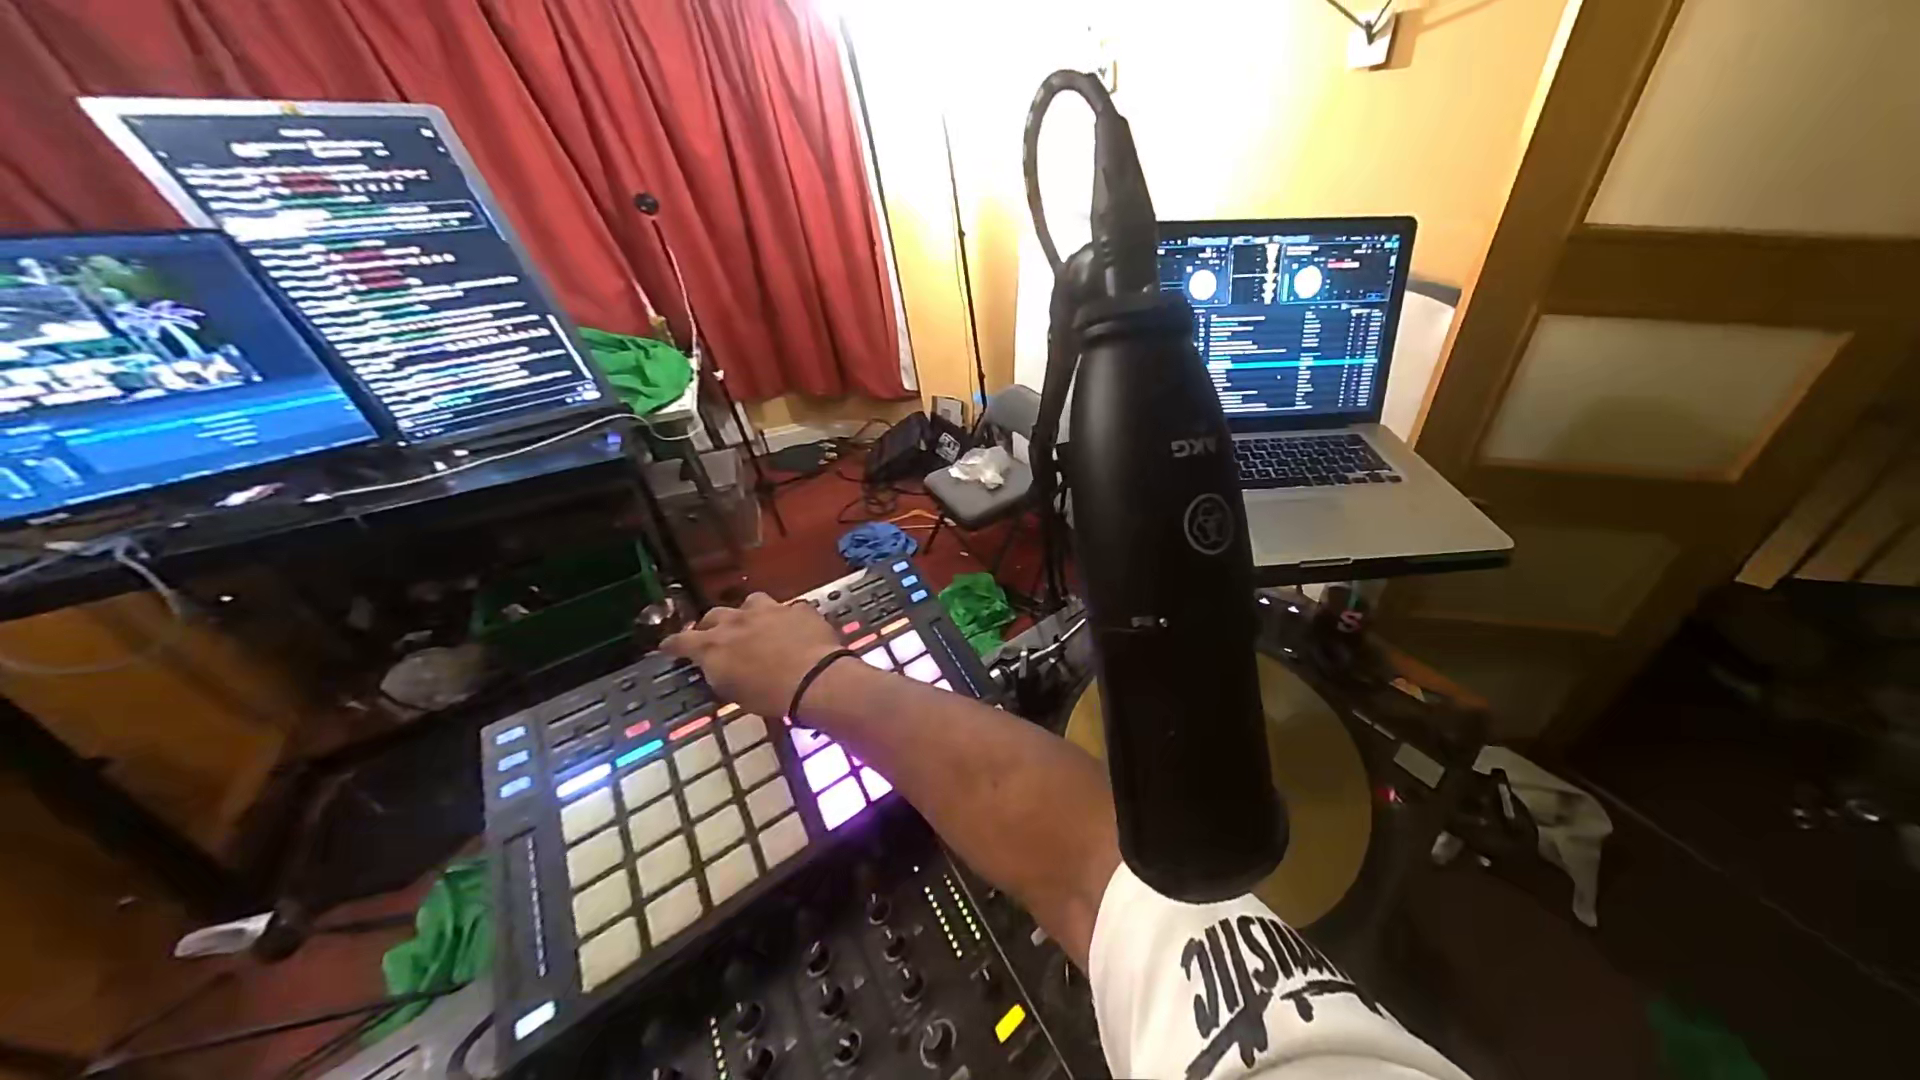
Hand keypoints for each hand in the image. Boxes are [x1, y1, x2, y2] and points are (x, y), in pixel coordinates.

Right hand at [661, 593, 844, 719]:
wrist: (814, 678)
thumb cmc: (770, 696)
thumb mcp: (734, 692)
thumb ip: (720, 672)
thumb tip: (717, 664)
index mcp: (714, 645)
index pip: (682, 641)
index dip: (673, 644)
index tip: (667, 646)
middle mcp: (737, 620)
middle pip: (715, 616)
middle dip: (712, 626)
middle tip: (715, 637)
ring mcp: (769, 609)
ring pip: (751, 603)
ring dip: (749, 614)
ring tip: (755, 625)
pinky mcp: (798, 608)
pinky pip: (787, 609)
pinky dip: (785, 619)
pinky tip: (793, 629)